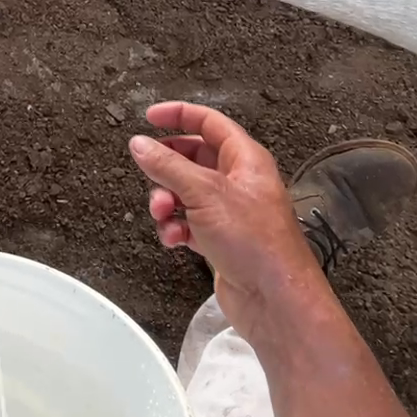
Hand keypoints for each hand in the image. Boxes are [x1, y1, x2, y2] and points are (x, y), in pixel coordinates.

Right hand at [128, 102, 326, 335]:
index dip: (179, 115)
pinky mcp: (220, 238)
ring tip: (162, 213)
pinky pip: (188, 220)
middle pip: (193, 157)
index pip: (210, 123)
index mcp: (245, 160)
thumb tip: (139, 143)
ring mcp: (229, 211)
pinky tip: (172, 238)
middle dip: (166, 167)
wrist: (276, 302)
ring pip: (185, 191)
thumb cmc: (254, 242)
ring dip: (166, 200)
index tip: (149, 117)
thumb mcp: (204, 193)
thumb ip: (167, 165)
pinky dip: (175, 226)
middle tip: (148, 171)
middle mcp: (238, 181)